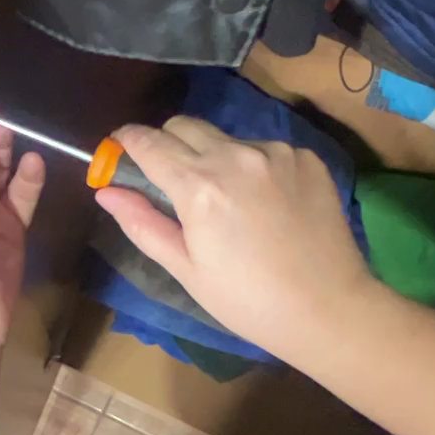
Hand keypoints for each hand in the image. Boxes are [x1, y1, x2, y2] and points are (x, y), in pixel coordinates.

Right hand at [93, 118, 376, 357]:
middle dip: (166, 143)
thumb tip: (106, 190)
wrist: (329, 309)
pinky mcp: (306, 157)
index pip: (149, 142)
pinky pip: (264, 149)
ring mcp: (276, 153)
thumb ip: (143, 223)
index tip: (118, 147)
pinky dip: (252, 167)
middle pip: (184, 125)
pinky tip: (266, 205)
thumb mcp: (186, 270)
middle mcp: (236, 156)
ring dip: (213, 157)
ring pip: (225, 138)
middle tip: (168, 178)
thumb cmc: (248, 301)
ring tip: (228, 202)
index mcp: (199, 186)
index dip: (126, 140)